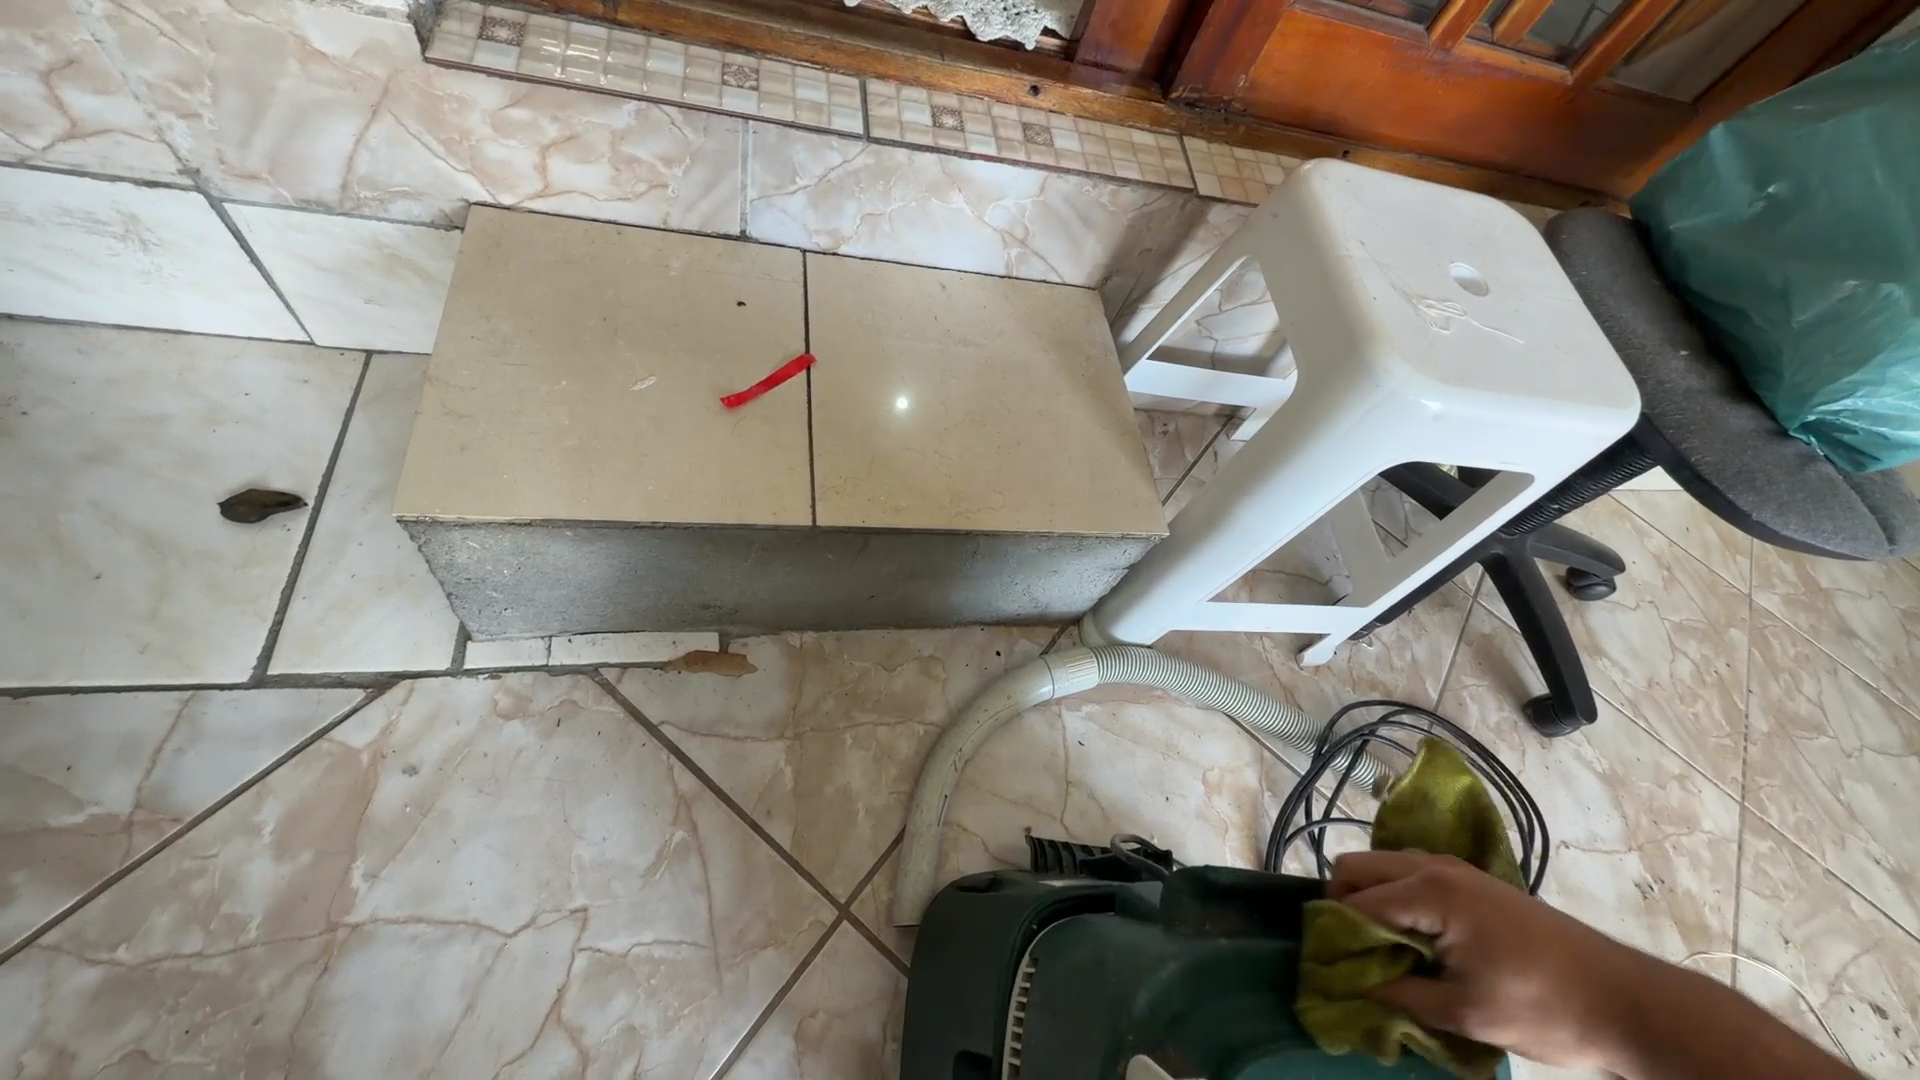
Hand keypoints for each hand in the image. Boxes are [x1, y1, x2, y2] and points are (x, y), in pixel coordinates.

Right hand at [1329, 849, 1653, 1069]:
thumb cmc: (1546, 1009)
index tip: (1329, 967)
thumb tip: (1350, 989)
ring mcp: (1457, 869)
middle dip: (1343, 905)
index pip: (1354, 901)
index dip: (1335, 935)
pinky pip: (1411, 875)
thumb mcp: (1466, 1014)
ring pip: (1383, 867)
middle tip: (1352, 954)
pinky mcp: (1474, 882)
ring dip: (1371, 899)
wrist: (1630, 1004)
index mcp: (1430, 892)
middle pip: (1357, 867)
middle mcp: (1435, 866)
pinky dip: (1397, 898)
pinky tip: (1414, 941)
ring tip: (1382, 951)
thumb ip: (1400, 996)